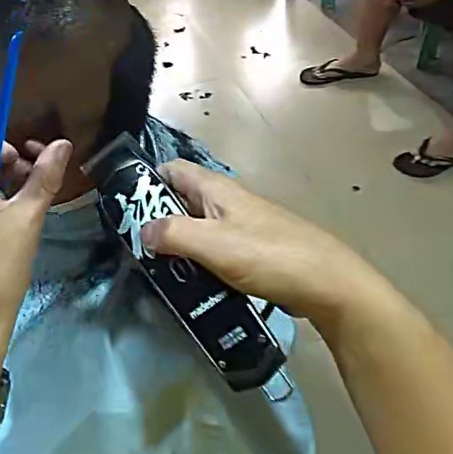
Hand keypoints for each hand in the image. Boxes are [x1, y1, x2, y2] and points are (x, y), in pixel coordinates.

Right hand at [141, 162, 388, 332]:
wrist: (327, 282)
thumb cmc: (268, 255)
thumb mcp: (214, 244)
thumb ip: (173, 234)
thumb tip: (141, 231)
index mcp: (216, 189)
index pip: (172, 169)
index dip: (147, 181)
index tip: (125, 207)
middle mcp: (227, 200)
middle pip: (182, 200)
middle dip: (157, 218)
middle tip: (135, 247)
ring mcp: (242, 225)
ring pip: (198, 227)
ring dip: (178, 244)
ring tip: (158, 270)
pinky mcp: (252, 250)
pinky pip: (215, 248)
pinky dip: (199, 261)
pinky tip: (191, 284)